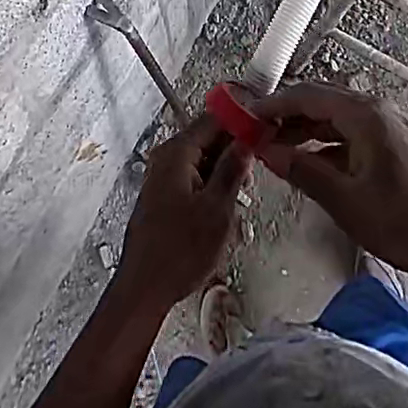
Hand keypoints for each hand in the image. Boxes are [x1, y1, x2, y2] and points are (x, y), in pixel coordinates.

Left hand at [115, 114, 251, 311]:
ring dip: (223, 171)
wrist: (144, 288)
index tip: (263, 130)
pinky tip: (223, 207)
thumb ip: (232, 169)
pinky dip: (210, 185)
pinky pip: (193, 177)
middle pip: (207, 138)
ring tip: (242, 192)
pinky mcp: (164, 195)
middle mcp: (166, 158)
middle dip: (233, 149)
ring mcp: (163, 177)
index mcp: (177, 153)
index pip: (213, 119)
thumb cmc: (178, 252)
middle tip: (256, 166)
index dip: (240, 121)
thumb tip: (246, 141)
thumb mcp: (217, 209)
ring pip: (202, 160)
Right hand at [253, 82, 407, 284]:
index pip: (306, 95)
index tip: (245, 116)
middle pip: (320, 101)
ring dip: (304, 130)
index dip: (272, 104)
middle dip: (285, 114)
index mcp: (365, 116)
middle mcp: (376, 112)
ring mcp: (388, 127)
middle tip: (255, 132)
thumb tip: (269, 153)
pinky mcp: (395, 145)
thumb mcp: (350, 203)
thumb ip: (305, 173)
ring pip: (334, 118)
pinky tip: (311, 163)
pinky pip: (350, 134)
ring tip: (276, 149)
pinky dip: (325, 143)